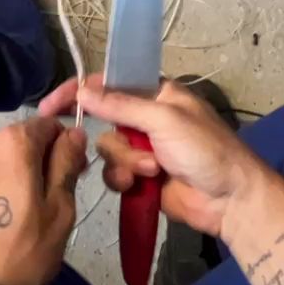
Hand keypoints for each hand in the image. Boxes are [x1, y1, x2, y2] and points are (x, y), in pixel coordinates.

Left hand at [0, 116, 87, 284]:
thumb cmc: (18, 250)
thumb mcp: (58, 211)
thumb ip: (67, 165)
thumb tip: (75, 133)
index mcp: (14, 140)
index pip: (50, 125)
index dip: (67, 146)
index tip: (74, 176)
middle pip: (25, 139)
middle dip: (43, 161)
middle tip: (52, 202)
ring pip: (4, 156)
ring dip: (20, 173)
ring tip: (24, 213)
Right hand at [39, 75, 266, 236]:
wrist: (232, 201)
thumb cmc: (205, 149)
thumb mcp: (163, 120)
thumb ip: (120, 106)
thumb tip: (81, 92)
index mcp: (154, 93)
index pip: (107, 83)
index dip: (78, 91)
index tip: (51, 106)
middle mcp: (144, 117)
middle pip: (103, 119)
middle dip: (110, 136)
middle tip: (83, 142)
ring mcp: (142, 148)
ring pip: (107, 149)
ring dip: (124, 161)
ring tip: (151, 169)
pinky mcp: (141, 177)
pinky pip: (114, 173)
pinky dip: (123, 179)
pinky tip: (140, 184)